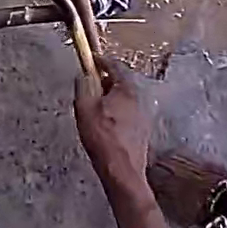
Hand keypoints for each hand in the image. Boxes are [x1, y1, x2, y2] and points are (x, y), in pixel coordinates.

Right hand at [74, 59, 150, 198]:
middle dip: (105, 80)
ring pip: (125, 99)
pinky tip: (105, 122)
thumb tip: (83, 75)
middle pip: (121, 83)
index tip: (91, 58)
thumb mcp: (83, 107)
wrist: (121, 170)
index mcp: (126, 91)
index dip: (101, 60)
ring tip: (94, 104)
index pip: (115, 67)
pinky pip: (128, 112)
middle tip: (90, 83)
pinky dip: (116, 110)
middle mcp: (139, 101)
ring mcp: (143, 117)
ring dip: (111, 96)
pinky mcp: (142, 131)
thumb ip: (83, 86)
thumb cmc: (101, 136)